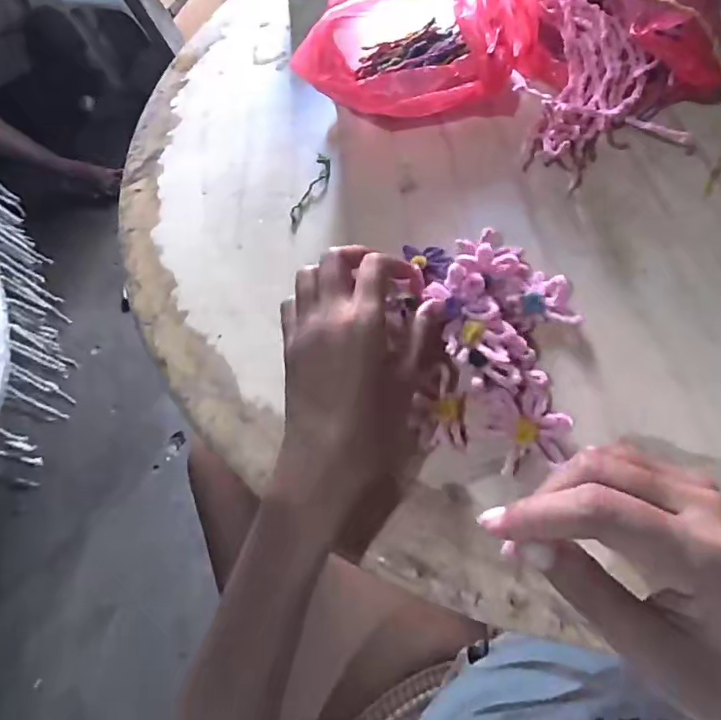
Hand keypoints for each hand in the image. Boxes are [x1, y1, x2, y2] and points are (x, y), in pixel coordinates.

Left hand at [271, 247, 443, 533]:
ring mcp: (303, 327)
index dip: (395, 265)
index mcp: (363, 318)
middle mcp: (329, 312)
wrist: (324, 462)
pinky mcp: (288, 344)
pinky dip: (309, 297)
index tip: (410, 283)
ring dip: (331, 274)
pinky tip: (327, 317)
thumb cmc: (376, 424)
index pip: (374, 265)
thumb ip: (421, 334)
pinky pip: (292, 302)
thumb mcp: (409, 378)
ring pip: (307, 275)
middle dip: (359, 258)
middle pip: (334, 258)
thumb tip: (432, 303)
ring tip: (351, 293)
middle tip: (379, 277)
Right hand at [477, 444, 720, 719]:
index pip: (604, 510)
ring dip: (563, 483)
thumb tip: (527, 545)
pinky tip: (566, 509)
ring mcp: (701, 484)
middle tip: (510, 534)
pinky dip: (586, 481)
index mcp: (702, 551)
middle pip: (605, 468)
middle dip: (547, 494)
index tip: (491, 527)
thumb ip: (587, 591)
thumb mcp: (649, 653)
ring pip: (611, 457)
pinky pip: (626, 465)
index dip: (541, 513)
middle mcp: (703, 500)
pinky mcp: (693, 483)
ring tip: (530, 525)